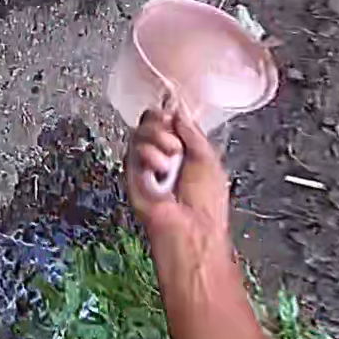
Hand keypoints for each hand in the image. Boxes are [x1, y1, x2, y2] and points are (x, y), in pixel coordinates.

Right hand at [124, 100, 232, 270]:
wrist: (190, 227)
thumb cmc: (206, 201)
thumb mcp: (208, 159)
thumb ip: (192, 133)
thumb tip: (177, 112)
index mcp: (183, 148)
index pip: (169, 119)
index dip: (171, 115)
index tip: (176, 120)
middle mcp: (162, 151)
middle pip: (151, 119)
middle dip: (163, 125)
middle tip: (175, 144)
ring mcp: (145, 160)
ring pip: (141, 130)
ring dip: (159, 140)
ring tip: (170, 160)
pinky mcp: (130, 169)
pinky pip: (136, 147)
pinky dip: (150, 155)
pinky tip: (160, 170)